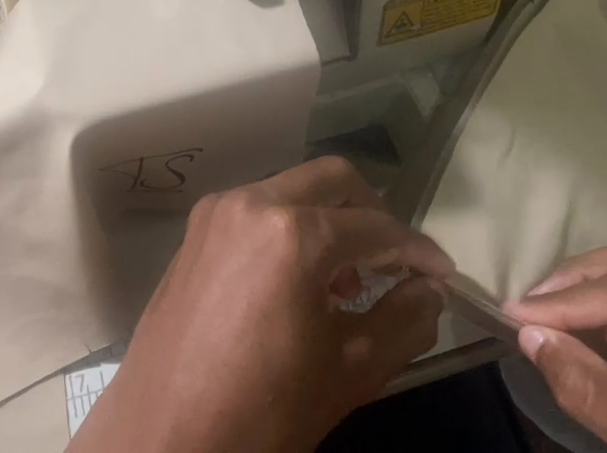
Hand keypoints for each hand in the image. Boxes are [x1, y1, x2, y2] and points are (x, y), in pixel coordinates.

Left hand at [67, 156, 453, 452]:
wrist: (165, 436)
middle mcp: (252, 202)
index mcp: (293, 233)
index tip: (440, 275)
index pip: (376, 226)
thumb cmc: (264, 410)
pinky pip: (258, 208)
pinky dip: (289, 227)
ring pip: (292, 188)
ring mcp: (217, 211)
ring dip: (329, 219)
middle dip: (372, 213)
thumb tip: (428, 290)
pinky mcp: (195, 230)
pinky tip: (298, 281)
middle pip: (332, 179)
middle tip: (394, 264)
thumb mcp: (349, 371)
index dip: (417, 250)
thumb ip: (403, 321)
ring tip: (345, 283)